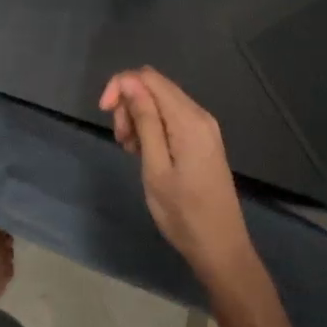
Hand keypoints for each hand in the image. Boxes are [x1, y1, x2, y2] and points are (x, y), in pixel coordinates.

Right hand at [101, 66, 249, 270]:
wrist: (222, 249)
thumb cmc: (184, 214)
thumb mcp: (156, 168)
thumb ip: (144, 121)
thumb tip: (128, 82)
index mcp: (189, 120)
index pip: (148, 78)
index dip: (121, 86)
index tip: (104, 112)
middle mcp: (199, 115)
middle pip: (154, 87)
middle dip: (129, 103)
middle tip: (121, 139)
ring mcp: (204, 127)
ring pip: (161, 102)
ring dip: (138, 117)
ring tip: (130, 149)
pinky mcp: (203, 140)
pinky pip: (171, 118)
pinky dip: (152, 127)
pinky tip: (144, 152)